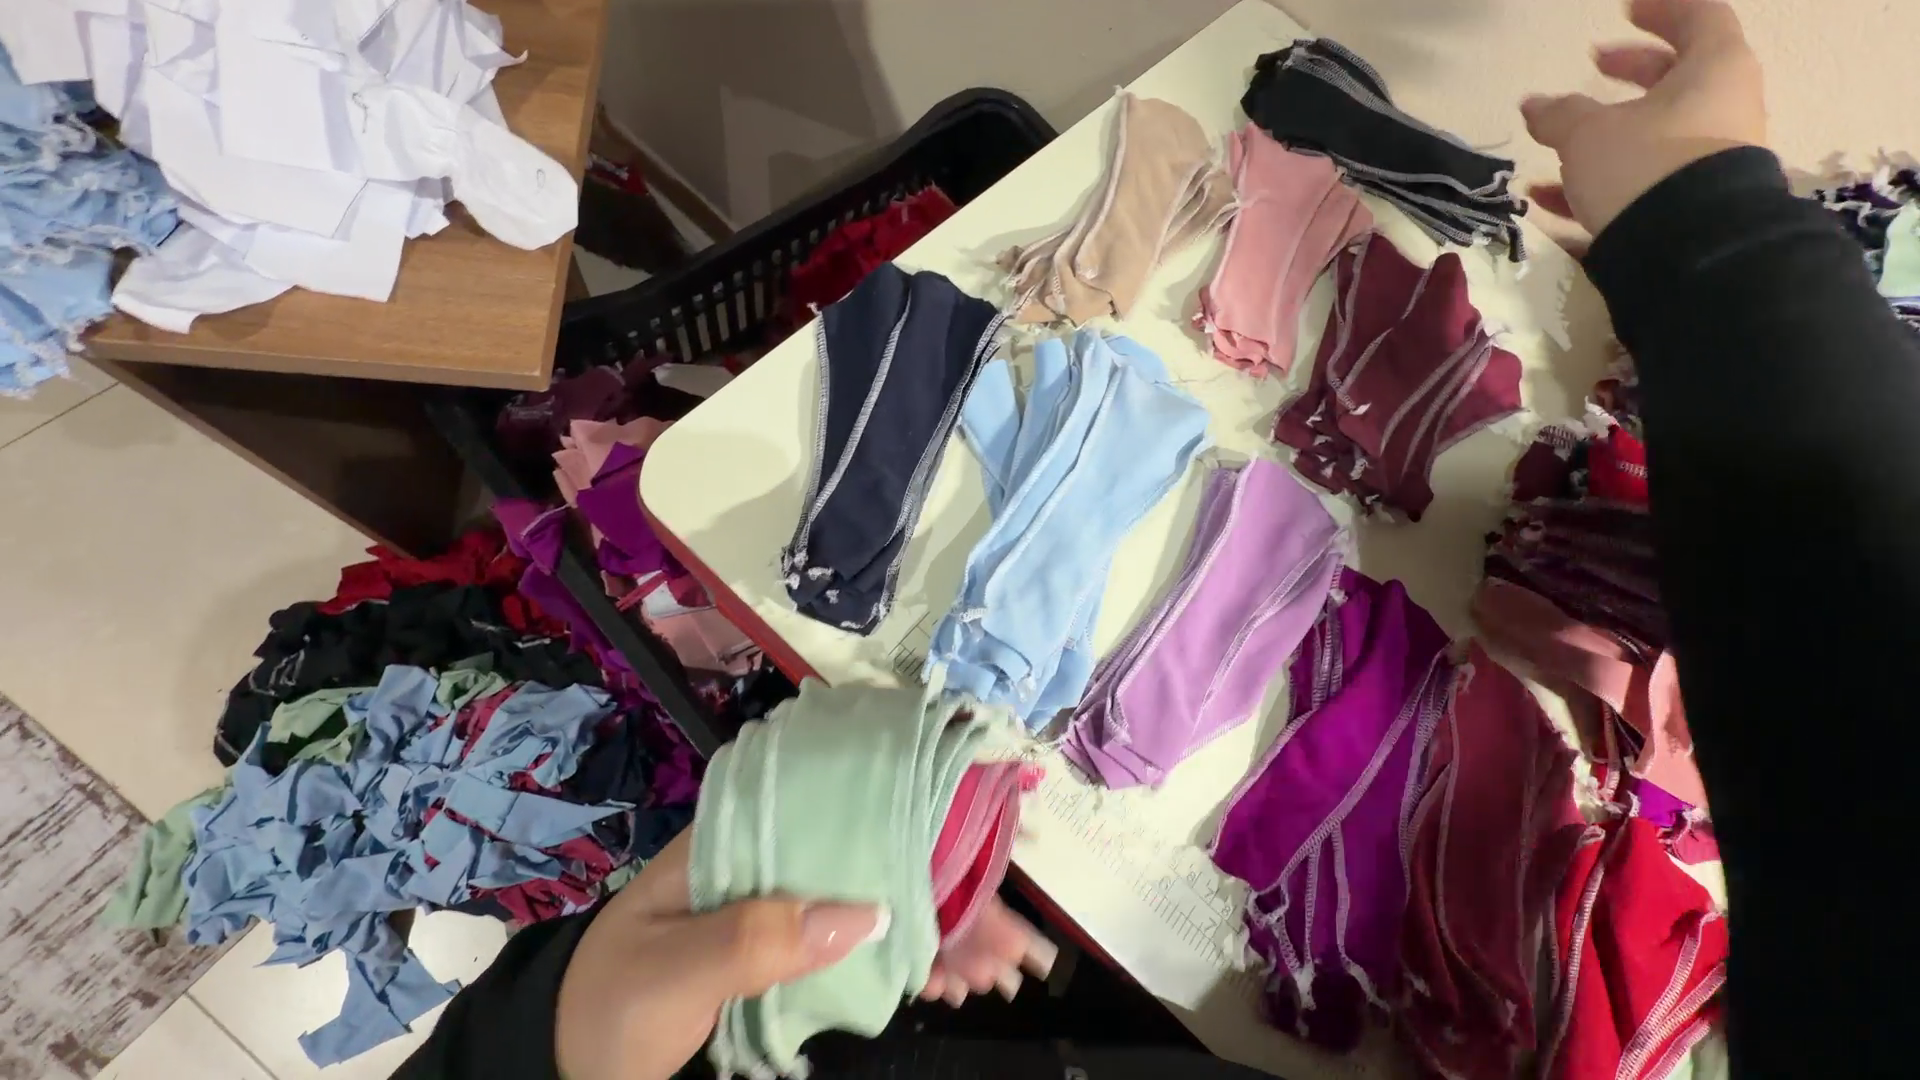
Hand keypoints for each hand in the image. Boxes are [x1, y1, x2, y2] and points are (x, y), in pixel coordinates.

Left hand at [553, 832, 1054, 1079]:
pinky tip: (952, 980)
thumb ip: (758, 937)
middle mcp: (786, 856)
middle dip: (954, 896)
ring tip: (998, 970)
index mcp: (755, 832)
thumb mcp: (674, 968)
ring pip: (889, 903)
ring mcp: (795, 904)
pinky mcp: (798, 950)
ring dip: (946, 934)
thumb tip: (869, 913)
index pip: (852, 805)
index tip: (984, 850)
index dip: (924, 820)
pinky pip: (870, 948)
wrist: (570, 1061)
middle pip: (886, 858)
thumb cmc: (613, 997)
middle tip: (1012, 946)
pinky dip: (915, 963)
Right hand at [1522, 0, 1765, 237]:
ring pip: (1654, 129)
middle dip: (1630, 71)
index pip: (1697, 17)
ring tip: (1559, 144)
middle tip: (1594, 68)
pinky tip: (1550, 196)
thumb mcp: (1588, 133)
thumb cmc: (1642, 164)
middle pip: (1676, 76)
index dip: (1660, 9)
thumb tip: (1533, 104)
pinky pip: (1638, 176)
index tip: (1626, 10)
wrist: (1683, 240)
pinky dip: (1597, 179)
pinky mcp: (1687, 197)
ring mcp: (1707, 153)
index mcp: (1712, 69)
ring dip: (1606, 132)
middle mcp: (1722, 104)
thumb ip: (1559, 115)